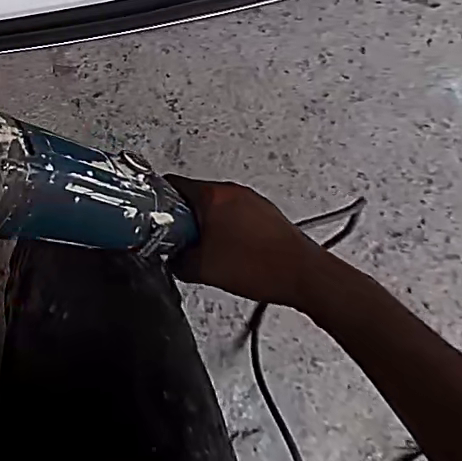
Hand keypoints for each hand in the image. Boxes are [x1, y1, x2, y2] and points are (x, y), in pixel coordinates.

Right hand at [167, 176, 322, 307]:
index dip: (158, 202)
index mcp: (212, 195)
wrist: (303, 276)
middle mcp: (231, 191)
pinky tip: (234, 253)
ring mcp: (250, 200)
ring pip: (215, 206)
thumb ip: (178, 261)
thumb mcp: (203, 269)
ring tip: (212, 252)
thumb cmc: (261, 266)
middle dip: (185, 219)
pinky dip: (229, 229)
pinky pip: (236, 214)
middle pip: (194, 196)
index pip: (172, 184)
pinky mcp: (265, 213)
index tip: (158, 219)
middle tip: (184, 242)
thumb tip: (172, 259)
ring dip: (208, 225)